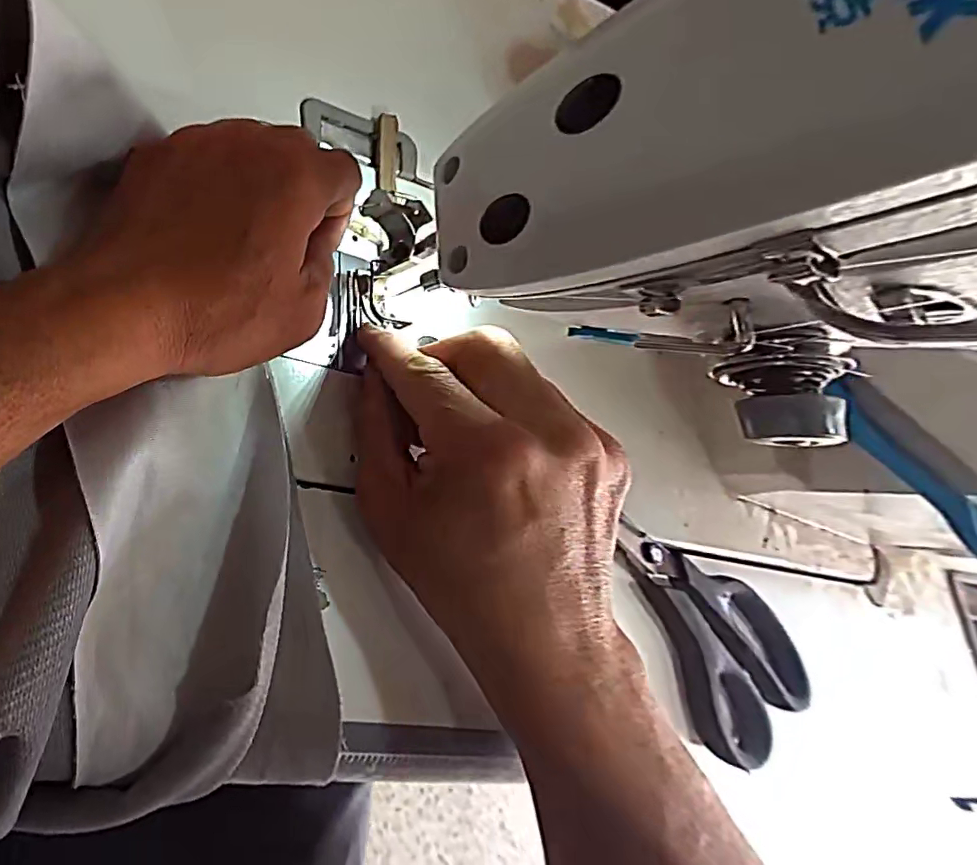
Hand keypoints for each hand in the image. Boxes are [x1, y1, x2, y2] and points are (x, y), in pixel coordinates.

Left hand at [62, 119, 360, 377]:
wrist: (121, 307)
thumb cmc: (196, 310)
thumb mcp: (300, 312)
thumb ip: (324, 266)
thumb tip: (312, 255)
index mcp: (296, 175)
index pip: (342, 174)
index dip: (332, 214)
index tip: (314, 238)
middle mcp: (247, 146)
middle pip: (291, 157)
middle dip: (289, 197)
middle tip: (270, 245)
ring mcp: (196, 146)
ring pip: (240, 156)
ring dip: (241, 190)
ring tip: (222, 244)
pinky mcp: (155, 158)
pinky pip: (193, 164)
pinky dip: (197, 190)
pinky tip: (189, 233)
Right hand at [352, 325, 630, 687]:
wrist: (542, 633)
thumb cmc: (468, 586)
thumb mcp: (387, 506)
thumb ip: (373, 430)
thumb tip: (375, 385)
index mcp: (486, 453)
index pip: (424, 370)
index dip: (388, 351)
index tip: (375, 341)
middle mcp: (547, 436)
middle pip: (481, 345)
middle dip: (435, 352)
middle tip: (413, 382)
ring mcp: (584, 441)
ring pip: (515, 363)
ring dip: (471, 378)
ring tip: (451, 425)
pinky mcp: (603, 447)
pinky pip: (543, 394)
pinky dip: (506, 403)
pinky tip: (487, 444)